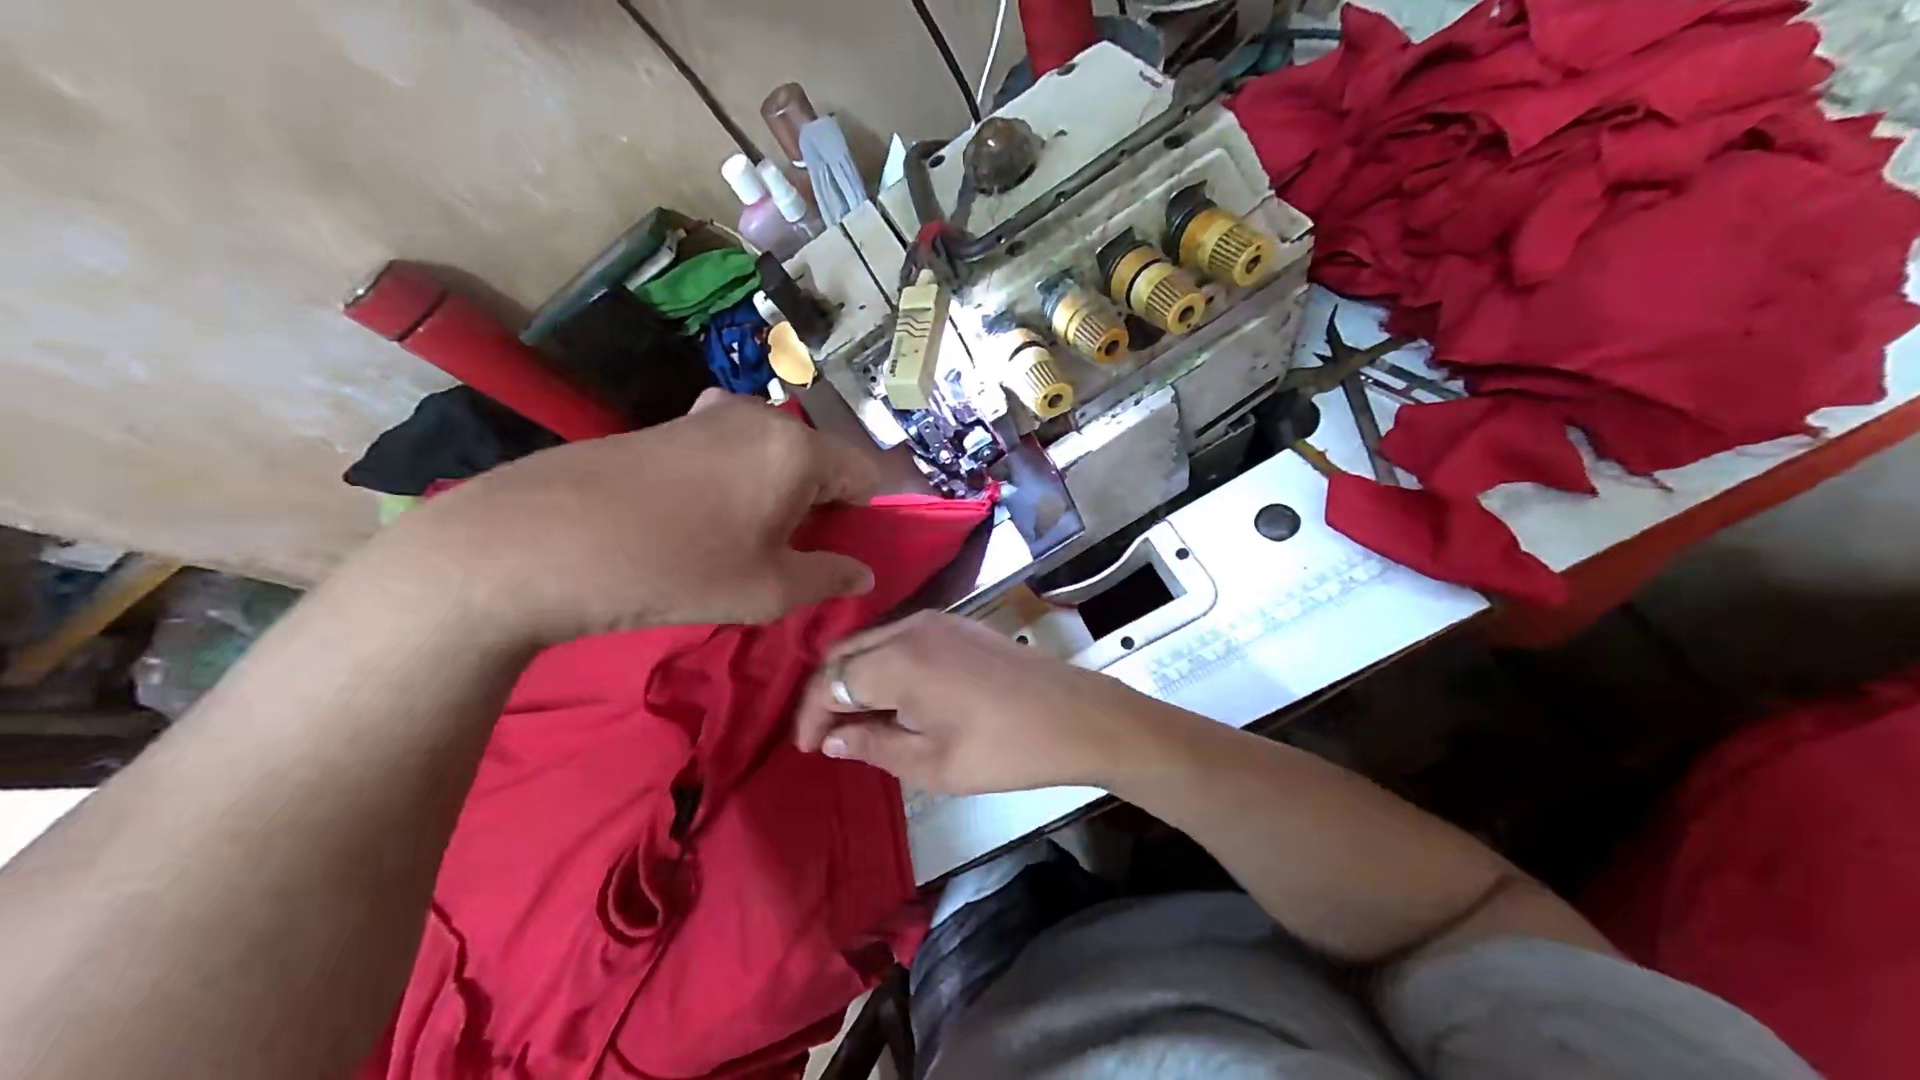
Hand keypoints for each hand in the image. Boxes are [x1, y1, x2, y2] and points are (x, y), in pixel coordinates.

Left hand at [364, 390, 881, 645]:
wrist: (534, 544)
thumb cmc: (672, 569)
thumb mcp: (767, 590)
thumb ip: (830, 577)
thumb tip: (864, 572)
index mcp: (798, 449)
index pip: (867, 476)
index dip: (868, 519)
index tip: (845, 556)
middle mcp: (762, 417)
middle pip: (821, 464)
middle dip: (821, 508)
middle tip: (793, 559)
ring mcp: (709, 414)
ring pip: (775, 457)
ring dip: (778, 497)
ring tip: (744, 544)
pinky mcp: (669, 424)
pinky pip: (731, 452)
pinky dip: (738, 483)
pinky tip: (700, 521)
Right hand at [792, 612, 1174, 793]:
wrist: (1076, 716)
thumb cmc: (1003, 748)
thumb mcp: (932, 763)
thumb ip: (873, 745)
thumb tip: (833, 737)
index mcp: (898, 660)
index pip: (831, 681)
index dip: (812, 716)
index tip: (809, 749)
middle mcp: (911, 627)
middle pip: (845, 653)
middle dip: (826, 693)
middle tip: (827, 736)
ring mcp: (937, 621)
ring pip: (871, 642)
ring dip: (854, 677)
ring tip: (856, 722)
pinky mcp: (957, 625)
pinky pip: (900, 638)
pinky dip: (882, 665)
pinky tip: (892, 697)